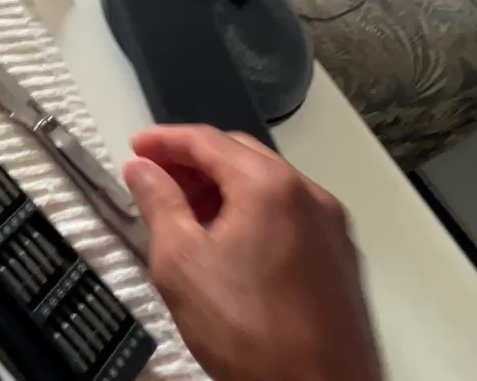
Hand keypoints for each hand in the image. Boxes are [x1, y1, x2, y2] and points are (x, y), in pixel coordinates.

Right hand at [124, 126, 380, 380]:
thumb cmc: (254, 337)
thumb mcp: (180, 261)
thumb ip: (158, 202)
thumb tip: (143, 171)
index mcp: (270, 186)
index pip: (206, 139)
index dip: (164, 140)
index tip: (137, 148)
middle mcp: (309, 197)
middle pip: (238, 154)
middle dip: (192, 161)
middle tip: (155, 177)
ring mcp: (331, 230)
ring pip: (265, 184)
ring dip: (221, 187)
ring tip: (185, 213)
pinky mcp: (339, 262)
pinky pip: (287, 215)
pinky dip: (250, 211)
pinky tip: (224, 241)